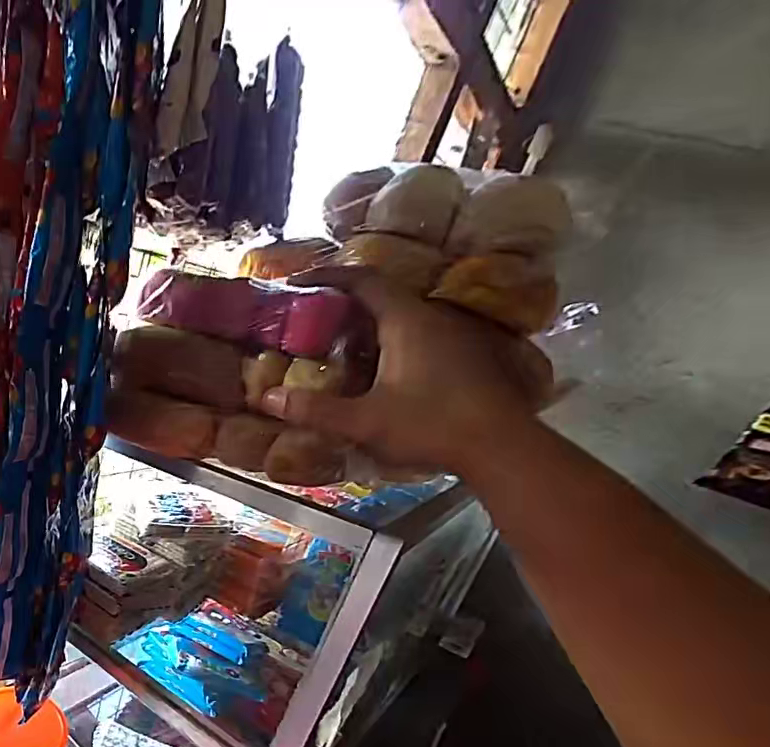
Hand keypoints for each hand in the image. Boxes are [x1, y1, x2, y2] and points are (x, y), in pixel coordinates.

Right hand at [256, 267, 552, 476]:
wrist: (502, 447)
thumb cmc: (432, 425)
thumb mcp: (364, 421)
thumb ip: (314, 409)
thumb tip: (266, 398)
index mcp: (407, 321)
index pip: (364, 280)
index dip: (329, 276)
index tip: (299, 281)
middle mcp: (433, 317)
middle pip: (383, 295)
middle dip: (345, 301)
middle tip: (312, 317)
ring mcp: (455, 335)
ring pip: (402, 316)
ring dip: (369, 323)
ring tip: (338, 342)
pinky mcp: (466, 355)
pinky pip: (418, 335)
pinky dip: (389, 340)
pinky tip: (377, 367)